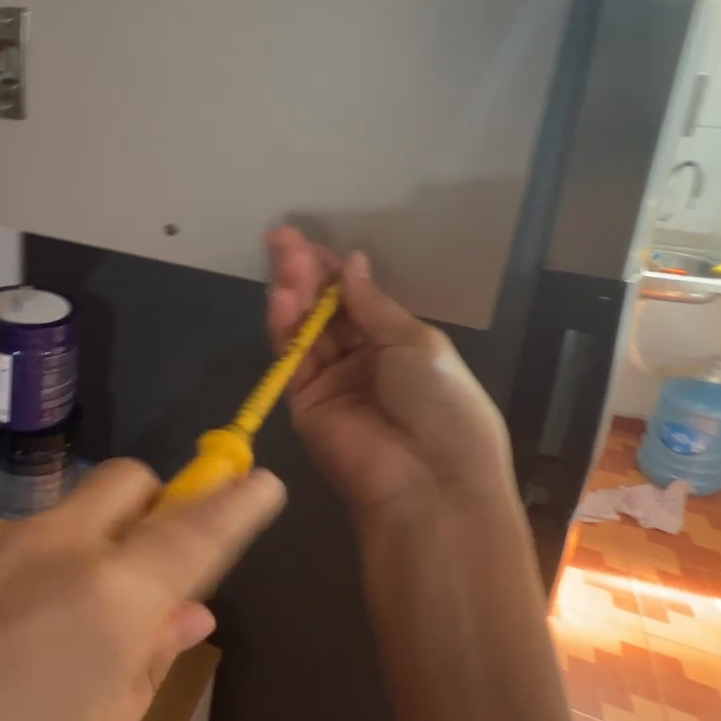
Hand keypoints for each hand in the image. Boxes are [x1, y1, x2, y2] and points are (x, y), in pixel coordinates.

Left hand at [0, 460, 284, 720]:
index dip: (238, 503)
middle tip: (157, 562)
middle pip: (127, 480)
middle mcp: (52, 546)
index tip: (262, 480)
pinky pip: (15, 540)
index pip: (197, 529)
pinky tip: (9, 634)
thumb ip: (146, 667)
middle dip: (157, 504)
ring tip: (70, 623)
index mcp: (109, 599)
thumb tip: (184, 610)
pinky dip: (39, 564)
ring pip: (67, 511)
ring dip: (92, 542)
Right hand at [265, 227, 513, 522]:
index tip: (312, 241)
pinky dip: (284, 326)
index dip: (335, 271)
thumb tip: (353, 263)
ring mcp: (329, 382)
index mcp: (399, 345)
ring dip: (292, 291)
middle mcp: (362, 360)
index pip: (357, 300)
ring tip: (280, 255)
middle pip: (325, 310)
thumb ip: (374, 305)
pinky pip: (290, 359)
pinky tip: (280, 295)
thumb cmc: (441, 406)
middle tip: (282, 237)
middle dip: (306, 273)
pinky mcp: (302, 403)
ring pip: (304, 329)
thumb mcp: (418, 344)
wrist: (428, 483)